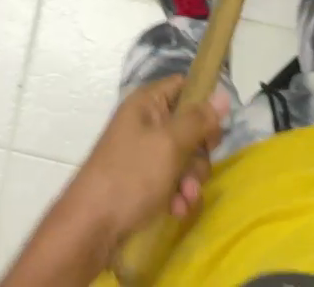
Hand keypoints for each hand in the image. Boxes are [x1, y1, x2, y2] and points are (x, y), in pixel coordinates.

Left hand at [64, 74, 230, 245]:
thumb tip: (222, 93)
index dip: (203, 103)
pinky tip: (175, 210)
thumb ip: (198, 120)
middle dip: (198, 153)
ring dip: (190, 180)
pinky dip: (177, 195)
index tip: (215, 127)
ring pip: (184, 158)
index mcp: (146, 103)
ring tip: (184, 199)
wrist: (91, 227)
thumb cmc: (130, 176)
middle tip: (195, 170)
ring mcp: (143, 153)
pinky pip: (172, 181)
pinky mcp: (142, 181)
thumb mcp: (169, 144)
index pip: (183, 86)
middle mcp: (145, 123)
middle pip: (189, 127)